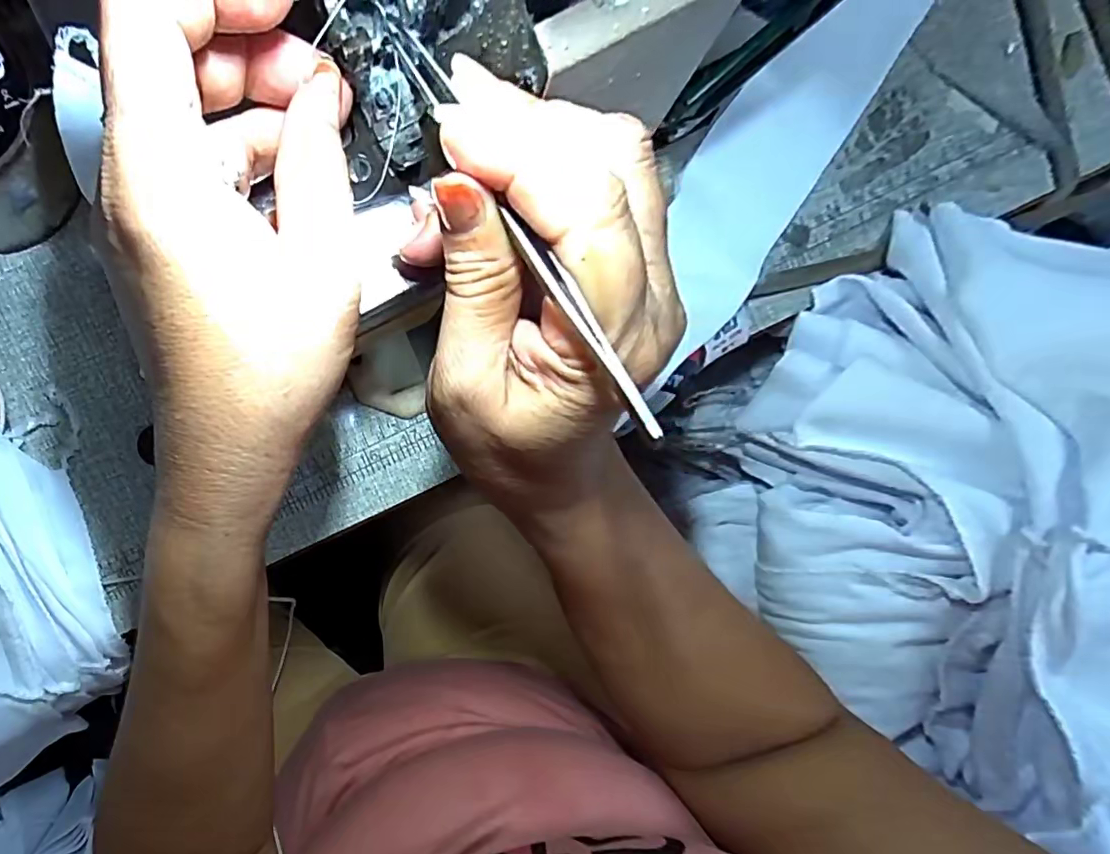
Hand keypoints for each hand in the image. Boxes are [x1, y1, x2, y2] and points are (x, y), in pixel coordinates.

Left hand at [98, 0, 357, 539]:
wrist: (225, 452)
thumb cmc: (263, 383)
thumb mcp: (320, 259)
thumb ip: (317, 156)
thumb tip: (317, 97)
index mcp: (157, 179)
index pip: (145, 15)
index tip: (278, 5)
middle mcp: (128, 189)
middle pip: (158, 55)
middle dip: (240, 43)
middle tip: (312, 73)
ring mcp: (136, 217)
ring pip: (175, 110)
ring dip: (243, 97)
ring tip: (313, 121)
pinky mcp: (154, 242)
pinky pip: (185, 162)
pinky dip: (233, 146)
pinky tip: (286, 167)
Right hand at [409, 59, 684, 524]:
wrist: (551, 472)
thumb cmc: (505, 448)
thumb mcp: (464, 380)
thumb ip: (472, 284)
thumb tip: (458, 189)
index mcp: (611, 339)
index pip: (586, 211)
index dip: (519, 156)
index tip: (454, 130)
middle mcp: (652, 294)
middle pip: (611, 164)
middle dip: (526, 129)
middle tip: (454, 124)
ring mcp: (654, 272)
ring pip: (614, 157)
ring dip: (539, 135)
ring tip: (471, 146)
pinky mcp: (636, 261)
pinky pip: (604, 180)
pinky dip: (549, 158)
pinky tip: (500, 170)